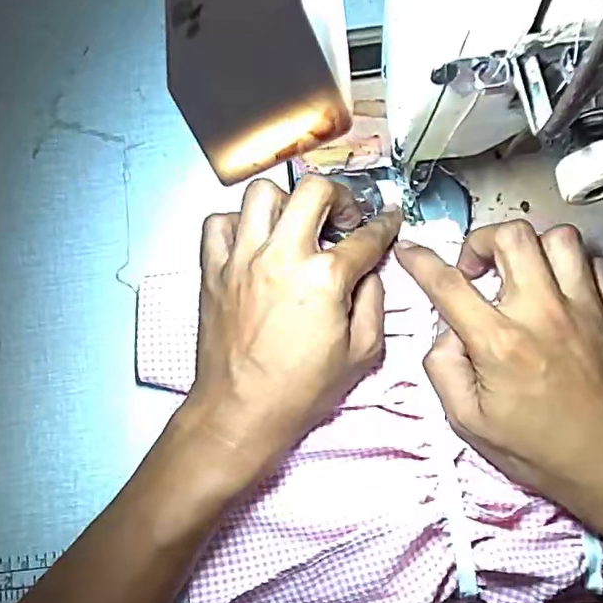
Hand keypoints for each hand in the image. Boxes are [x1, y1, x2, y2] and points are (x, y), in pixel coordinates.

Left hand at [182, 176, 398, 484]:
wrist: (242, 412)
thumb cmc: (301, 390)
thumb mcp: (362, 354)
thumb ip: (374, 303)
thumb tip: (368, 274)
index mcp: (325, 279)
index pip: (365, 237)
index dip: (385, 225)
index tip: (389, 220)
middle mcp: (282, 257)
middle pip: (313, 191)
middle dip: (339, 196)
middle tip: (344, 218)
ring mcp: (242, 259)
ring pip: (262, 194)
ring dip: (288, 202)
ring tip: (297, 225)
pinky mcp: (213, 270)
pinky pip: (220, 222)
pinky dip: (240, 223)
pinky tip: (255, 243)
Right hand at [395, 221, 602, 541]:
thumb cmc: (540, 451)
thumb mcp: (471, 425)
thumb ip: (445, 371)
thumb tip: (448, 334)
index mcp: (499, 342)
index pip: (448, 284)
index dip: (420, 261)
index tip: (409, 252)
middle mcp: (542, 311)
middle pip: (511, 235)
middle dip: (482, 241)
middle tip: (477, 271)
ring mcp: (583, 306)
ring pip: (559, 237)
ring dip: (531, 247)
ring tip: (521, 274)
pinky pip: (592, 262)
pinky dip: (570, 265)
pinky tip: (560, 290)